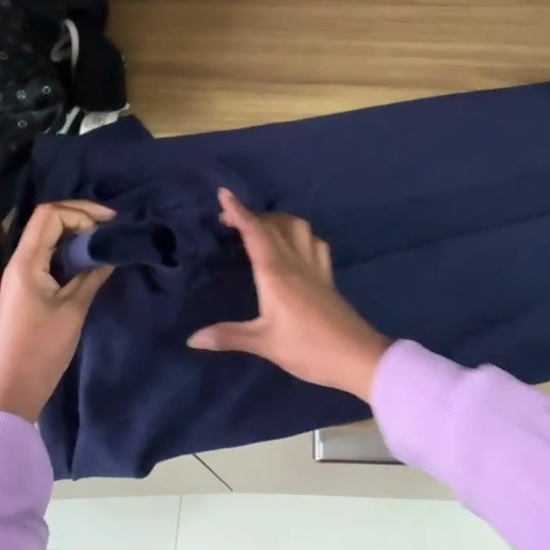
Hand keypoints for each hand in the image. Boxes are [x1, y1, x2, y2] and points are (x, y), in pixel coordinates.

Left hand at [0, 199, 115, 421]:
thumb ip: (92, 274)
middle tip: (112, 229)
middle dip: (81, 218)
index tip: (110, 223)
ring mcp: (21, 276)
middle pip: (49, 221)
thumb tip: (112, 250)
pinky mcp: (27, 290)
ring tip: (106, 242)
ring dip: (76, 235)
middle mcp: (20, 261)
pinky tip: (90, 262)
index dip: (81, 211)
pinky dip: (69, 252)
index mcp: (26, 261)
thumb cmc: (41, 350)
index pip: (51, 214)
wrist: (11, 392)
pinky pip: (48, 257)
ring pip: (49, 239)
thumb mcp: (73, 310)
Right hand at [187, 189, 391, 400]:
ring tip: (262, 228)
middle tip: (229, 220)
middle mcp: (295, 261)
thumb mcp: (264, 343)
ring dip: (278, 220)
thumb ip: (228, 336)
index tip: (224, 193)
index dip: (238, 211)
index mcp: (275, 272)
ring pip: (298, 227)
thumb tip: (193, 339)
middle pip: (273, 225)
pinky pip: (314, 243)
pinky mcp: (327, 276)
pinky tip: (296, 245)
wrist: (356, 356)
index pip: (254, 232)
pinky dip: (301, 235)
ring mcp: (314, 266)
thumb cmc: (307, 348)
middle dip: (250, 216)